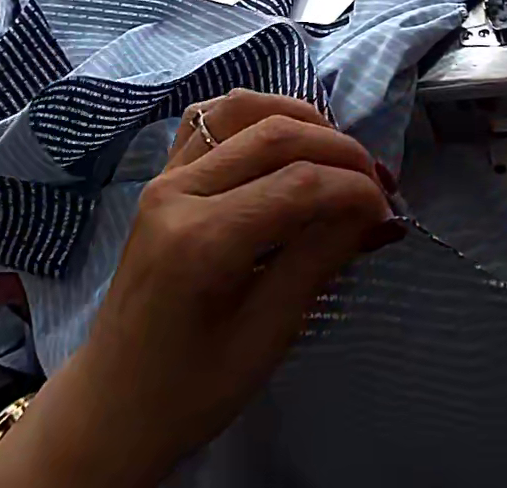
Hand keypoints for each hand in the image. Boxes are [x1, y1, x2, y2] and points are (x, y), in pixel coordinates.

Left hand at [0, 89, 400, 487]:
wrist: (116, 395)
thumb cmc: (193, 386)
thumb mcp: (268, 334)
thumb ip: (320, 260)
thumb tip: (375, 212)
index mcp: (201, 239)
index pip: (297, 185)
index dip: (353, 188)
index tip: (389, 210)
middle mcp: (177, 190)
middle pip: (271, 134)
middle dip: (336, 147)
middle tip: (377, 179)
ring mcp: (162, 176)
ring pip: (236, 110)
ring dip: (295, 117)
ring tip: (335, 149)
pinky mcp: (159, 177)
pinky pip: (206, 121)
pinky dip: (250, 115)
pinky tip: (279, 136)